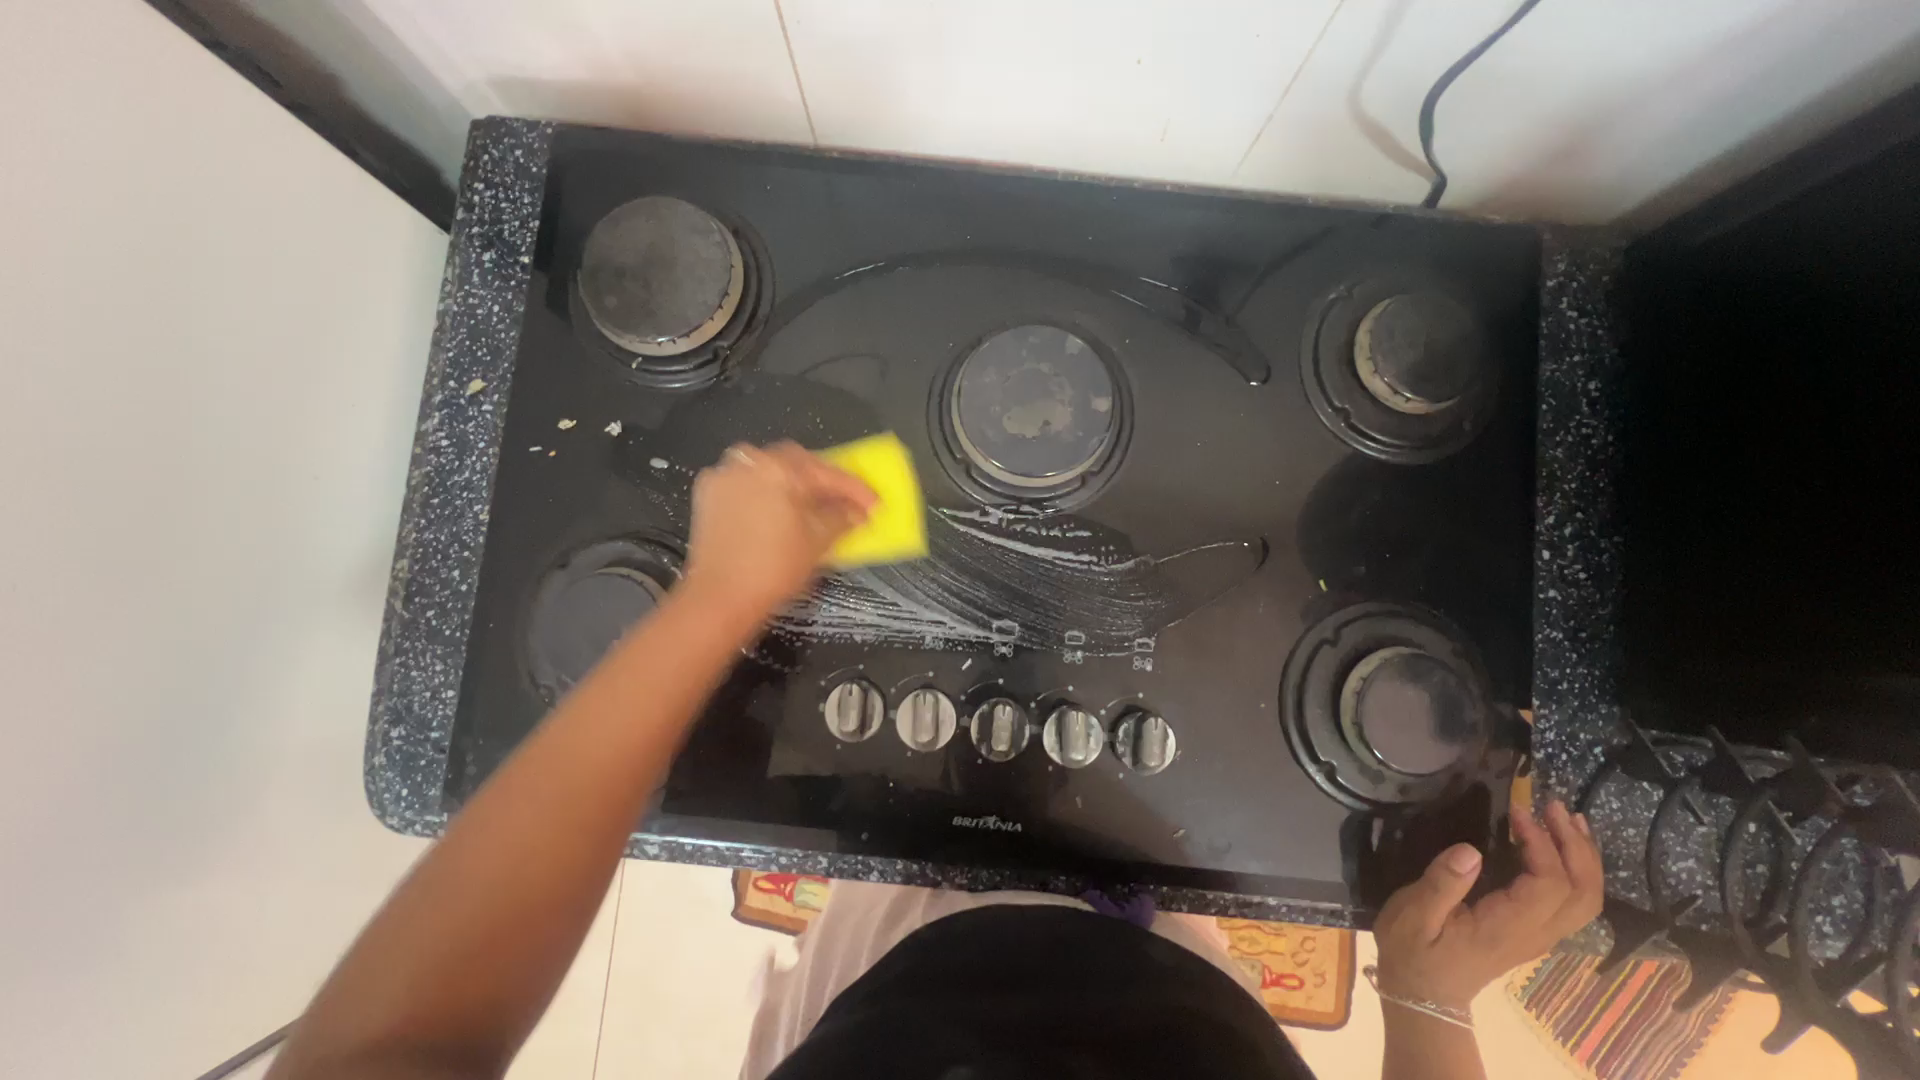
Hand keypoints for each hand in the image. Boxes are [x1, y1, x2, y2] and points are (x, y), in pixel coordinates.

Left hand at [681, 441, 876, 620]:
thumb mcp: (817, 543)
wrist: (719, 597)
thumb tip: (854, 511)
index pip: (828, 473)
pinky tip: (775, 509)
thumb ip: (841, 518)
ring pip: (767, 467)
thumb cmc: (772, 569)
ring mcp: (725, 475)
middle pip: (796, 461)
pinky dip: (763, 490)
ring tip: (809, 503)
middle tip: (842, 500)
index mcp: (780, 469)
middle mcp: (750, 462)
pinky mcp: (709, 493)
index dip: (856, 489)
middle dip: (821, 478)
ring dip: (790, 480)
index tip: (874, 503)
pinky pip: (745, 481)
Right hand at [1373, 799, 1602, 1008]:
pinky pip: (1572, 901)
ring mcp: (1540, 935)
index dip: (1542, 845)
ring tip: (1567, 819)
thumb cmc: (1414, 952)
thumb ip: (1442, 884)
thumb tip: (1470, 850)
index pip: (1550, 884)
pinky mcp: (1534, 932)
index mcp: (1509, 926)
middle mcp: (1537, 933)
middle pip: (1583, 892)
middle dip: (1576, 846)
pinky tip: (1559, 847)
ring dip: (1583, 857)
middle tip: (1553, 806)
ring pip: (1585, 899)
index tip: (1516, 811)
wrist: (1424, 995)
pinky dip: (1576, 870)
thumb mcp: (1414, 915)